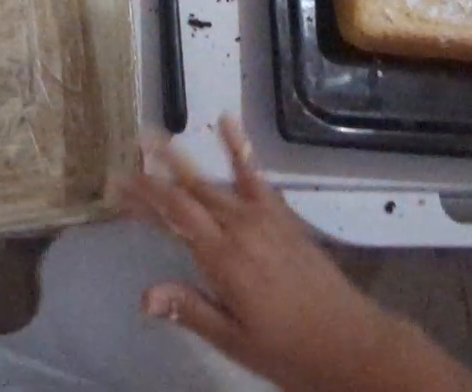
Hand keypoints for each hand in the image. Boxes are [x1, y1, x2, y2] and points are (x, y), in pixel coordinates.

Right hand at [124, 118, 471, 391]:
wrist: (353, 345)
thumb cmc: (289, 351)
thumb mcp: (235, 340)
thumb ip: (190, 310)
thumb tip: (143, 295)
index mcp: (224, 260)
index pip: (175, 217)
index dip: (145, 198)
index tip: (118, 184)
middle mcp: (241, 229)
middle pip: (189, 193)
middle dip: (155, 176)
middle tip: (125, 159)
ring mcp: (263, 217)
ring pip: (214, 183)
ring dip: (182, 163)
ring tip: (156, 139)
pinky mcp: (281, 215)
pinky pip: (255, 176)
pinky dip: (239, 146)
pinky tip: (226, 121)